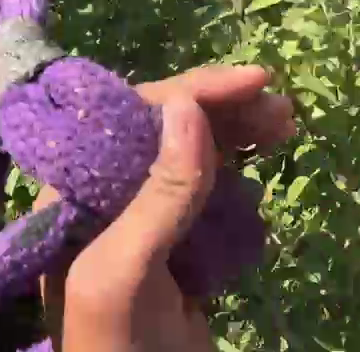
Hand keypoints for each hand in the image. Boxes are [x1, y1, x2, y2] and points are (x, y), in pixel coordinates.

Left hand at [49, 66, 293, 351]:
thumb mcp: (126, 277)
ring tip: (285, 124)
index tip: (254, 81)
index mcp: (74, 193)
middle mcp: (105, 196)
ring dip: (239, 132)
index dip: (195, 90)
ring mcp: (144, 220)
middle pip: (169, 126)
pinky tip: (264, 164)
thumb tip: (188, 106)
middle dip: (226, 108)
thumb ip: (155, 194)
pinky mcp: (177, 245)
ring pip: (195, 151)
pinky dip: (239, 170)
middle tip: (282, 107)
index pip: (134, 115)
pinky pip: (210, 188)